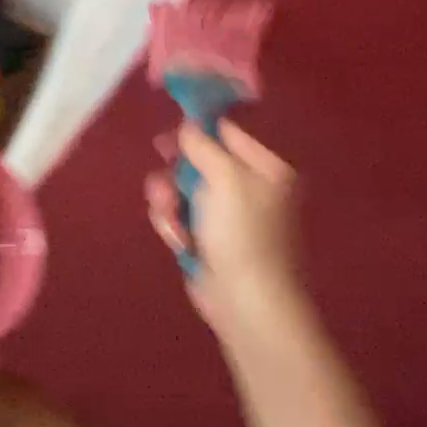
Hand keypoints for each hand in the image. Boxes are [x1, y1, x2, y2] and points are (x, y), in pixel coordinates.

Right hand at [145, 121, 305, 338]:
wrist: (246, 304)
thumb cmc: (243, 234)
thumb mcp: (225, 177)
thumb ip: (203, 145)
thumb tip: (189, 125)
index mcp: (265, 167)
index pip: (229, 129)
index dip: (199, 122)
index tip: (173, 121)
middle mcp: (248, 187)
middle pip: (202, 158)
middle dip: (178, 163)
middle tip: (161, 156)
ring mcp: (227, 215)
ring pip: (184, 187)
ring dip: (169, 195)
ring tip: (167, 209)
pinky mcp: (207, 239)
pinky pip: (181, 215)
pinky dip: (173, 222)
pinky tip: (175, 235)